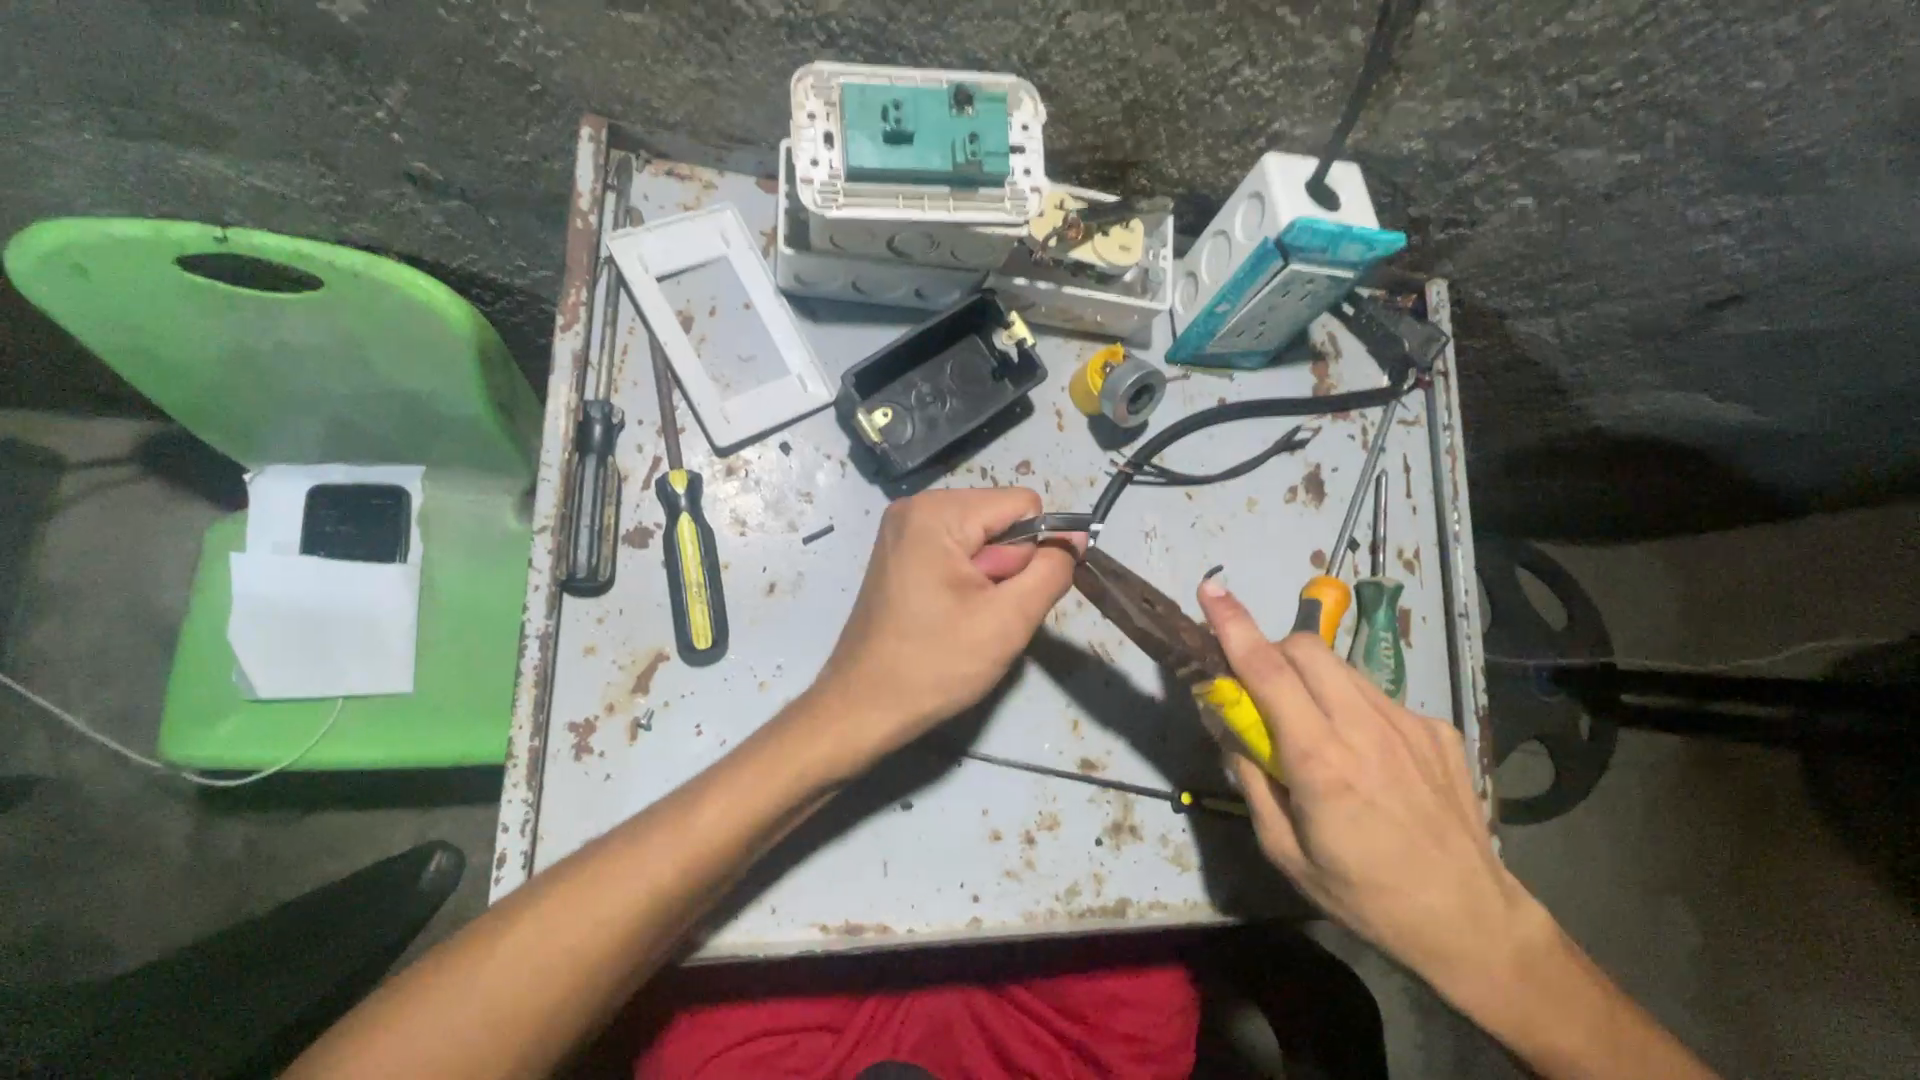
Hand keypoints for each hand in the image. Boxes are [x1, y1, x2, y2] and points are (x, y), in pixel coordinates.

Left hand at [803, 488, 1079, 770]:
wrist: (863, 707)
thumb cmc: (935, 664)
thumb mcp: (1008, 620)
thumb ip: (1051, 570)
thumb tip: (1076, 536)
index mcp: (938, 512)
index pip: (1024, 505)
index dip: (1035, 550)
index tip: (1010, 595)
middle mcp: (916, 508)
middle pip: (1000, 520)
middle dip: (1007, 567)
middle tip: (983, 614)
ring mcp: (903, 531)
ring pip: (982, 540)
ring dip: (989, 579)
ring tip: (966, 619)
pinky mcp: (899, 555)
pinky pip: (957, 553)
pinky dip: (967, 583)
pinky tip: (950, 617)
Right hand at [1197, 578, 1545, 990]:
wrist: (1466, 918)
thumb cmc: (1360, 892)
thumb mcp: (1282, 848)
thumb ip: (1249, 774)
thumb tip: (1223, 717)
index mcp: (1320, 761)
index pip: (1266, 672)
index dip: (1234, 626)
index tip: (1211, 589)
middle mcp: (1365, 727)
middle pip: (1306, 649)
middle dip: (1272, 651)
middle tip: (1262, 690)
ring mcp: (1408, 723)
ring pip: (1341, 667)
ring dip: (1310, 678)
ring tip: (1316, 729)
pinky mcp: (1437, 728)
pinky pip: (1377, 695)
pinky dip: (1352, 707)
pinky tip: (1367, 757)